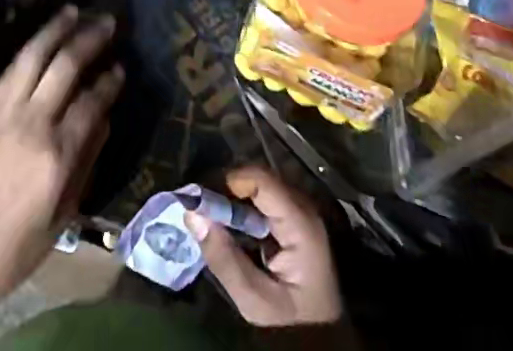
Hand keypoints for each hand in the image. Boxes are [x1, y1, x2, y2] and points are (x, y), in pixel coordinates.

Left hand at [0, 7, 123, 323]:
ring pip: (32, 58)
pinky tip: (40, 41)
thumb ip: (85, 163)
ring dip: (54, 30)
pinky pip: (11, 71)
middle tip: (107, 21)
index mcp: (57, 156)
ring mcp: (4, 114)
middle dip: (88, 39)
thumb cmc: (15, 250)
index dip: (109, 81)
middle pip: (63, 67)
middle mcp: (31, 125)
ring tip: (72, 10)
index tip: (121, 67)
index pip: (92, 103)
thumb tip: (104, 121)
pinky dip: (29, 50)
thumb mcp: (63, 215)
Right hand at [185, 166, 343, 327]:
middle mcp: (303, 207)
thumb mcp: (254, 300)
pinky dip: (241, 205)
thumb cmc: (289, 319)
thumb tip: (192, 213)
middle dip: (225, 189)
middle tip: (201, 210)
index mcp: (300, 225)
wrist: (320, 334)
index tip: (201, 202)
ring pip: (258, 185)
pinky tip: (229, 225)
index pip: (260, 180)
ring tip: (211, 217)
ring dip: (231, 197)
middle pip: (258, 178)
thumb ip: (224, 258)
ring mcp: (300, 210)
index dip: (227, 183)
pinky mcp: (294, 216)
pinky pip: (262, 197)